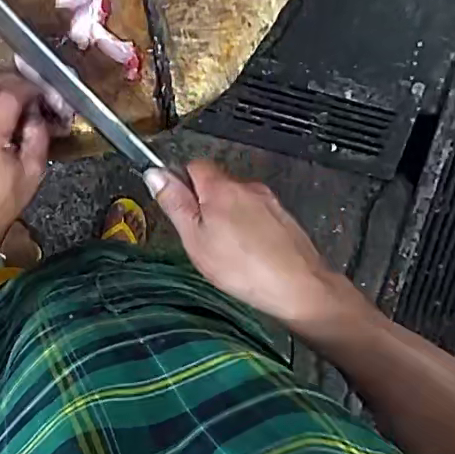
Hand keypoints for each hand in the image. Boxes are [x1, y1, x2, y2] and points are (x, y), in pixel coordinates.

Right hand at [145, 160, 367, 326]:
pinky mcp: (283, 219)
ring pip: (235, 200)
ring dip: (225, 216)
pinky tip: (245, 253)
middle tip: (198, 234)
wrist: (300, 288)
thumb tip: (155, 174)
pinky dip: (246, 227)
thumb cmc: (243, 268)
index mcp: (221, 188)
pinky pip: (254, 214)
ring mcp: (269, 202)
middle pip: (215, 182)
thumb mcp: (194, 237)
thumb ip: (174, 202)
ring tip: (223, 248)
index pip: (193, 165)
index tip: (177, 205)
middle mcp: (247, 187)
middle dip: (203, 203)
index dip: (180, 182)